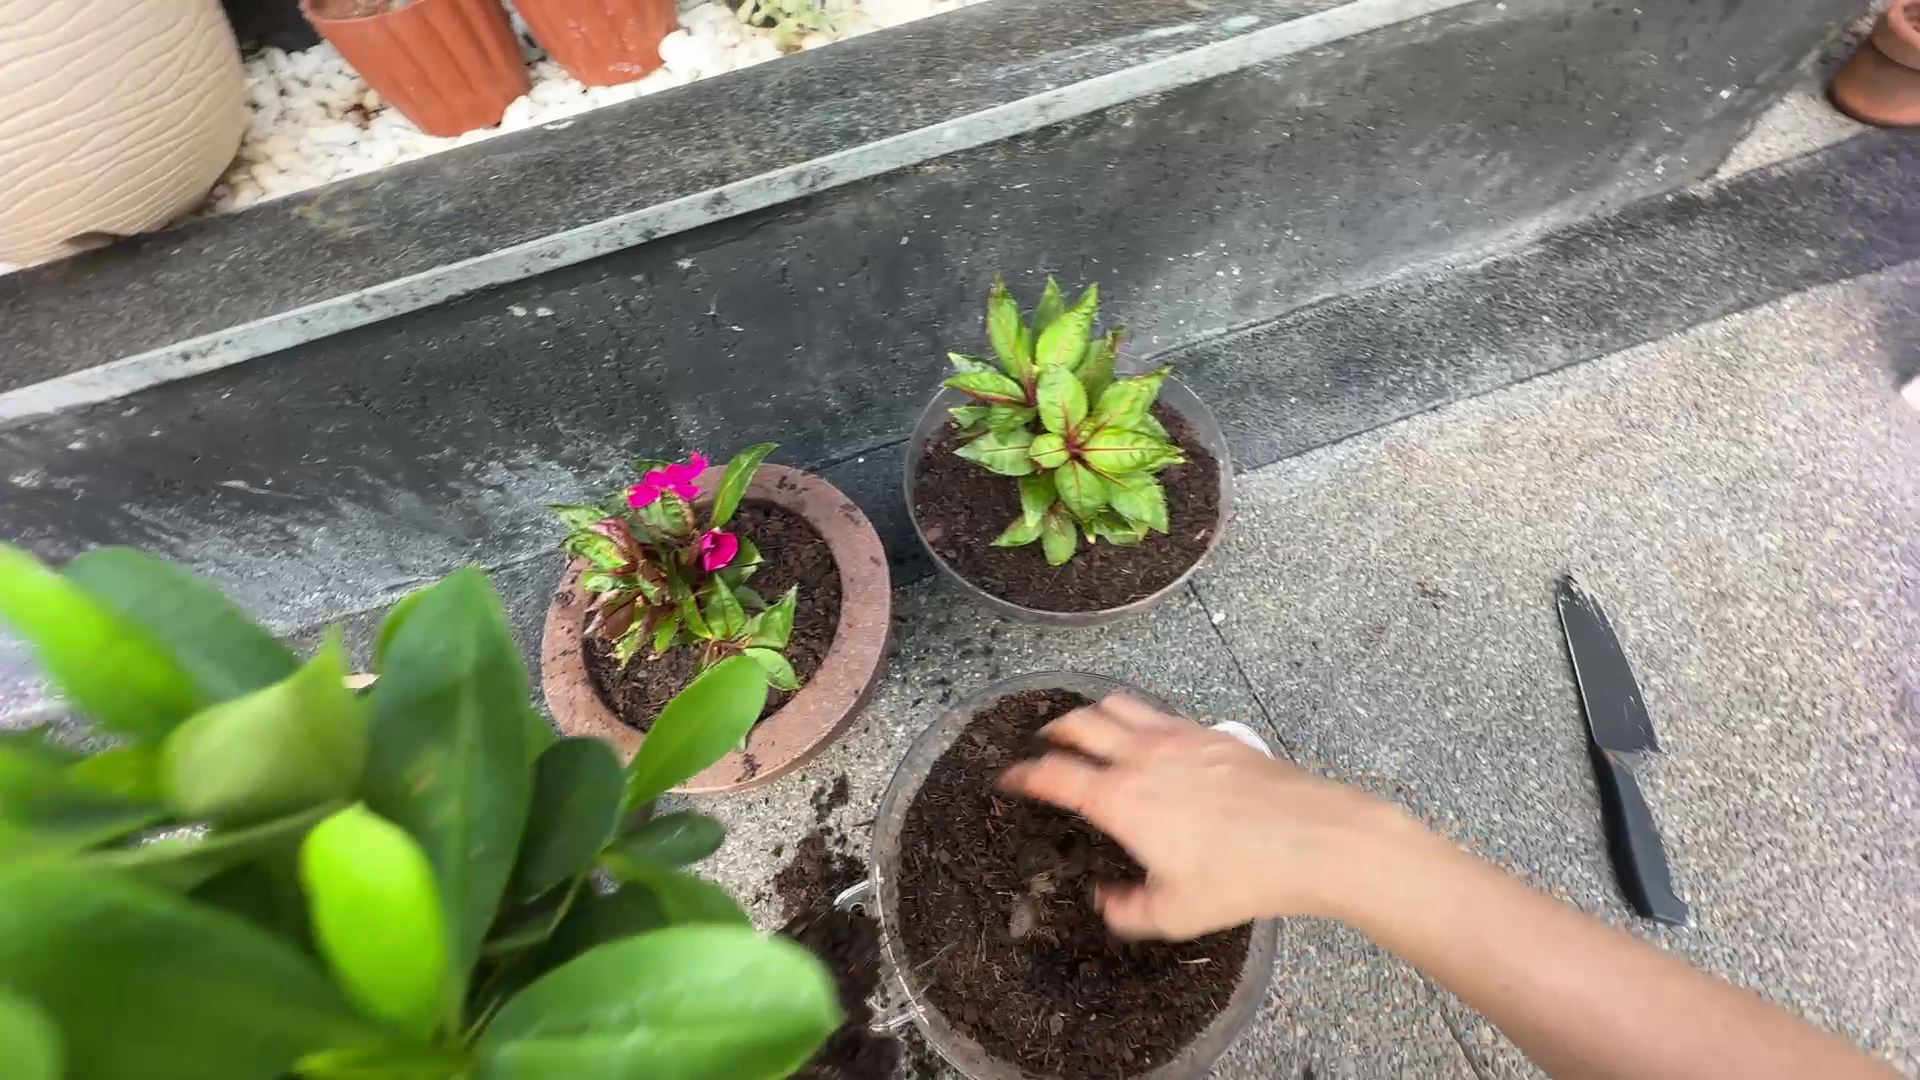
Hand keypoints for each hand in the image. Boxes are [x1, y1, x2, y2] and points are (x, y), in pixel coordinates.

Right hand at [997, 694, 1417, 939]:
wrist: (1310, 836)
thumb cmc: (1241, 876)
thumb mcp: (1175, 913)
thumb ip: (1127, 910)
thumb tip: (1103, 900)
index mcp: (1121, 800)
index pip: (1055, 775)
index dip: (1023, 774)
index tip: (1009, 776)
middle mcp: (1138, 757)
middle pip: (1078, 724)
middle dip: (1052, 731)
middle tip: (1043, 742)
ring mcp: (1171, 736)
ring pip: (1113, 704)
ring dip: (1089, 712)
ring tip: (1085, 726)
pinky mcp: (1202, 730)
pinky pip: (1153, 708)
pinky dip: (1131, 713)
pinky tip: (1143, 733)